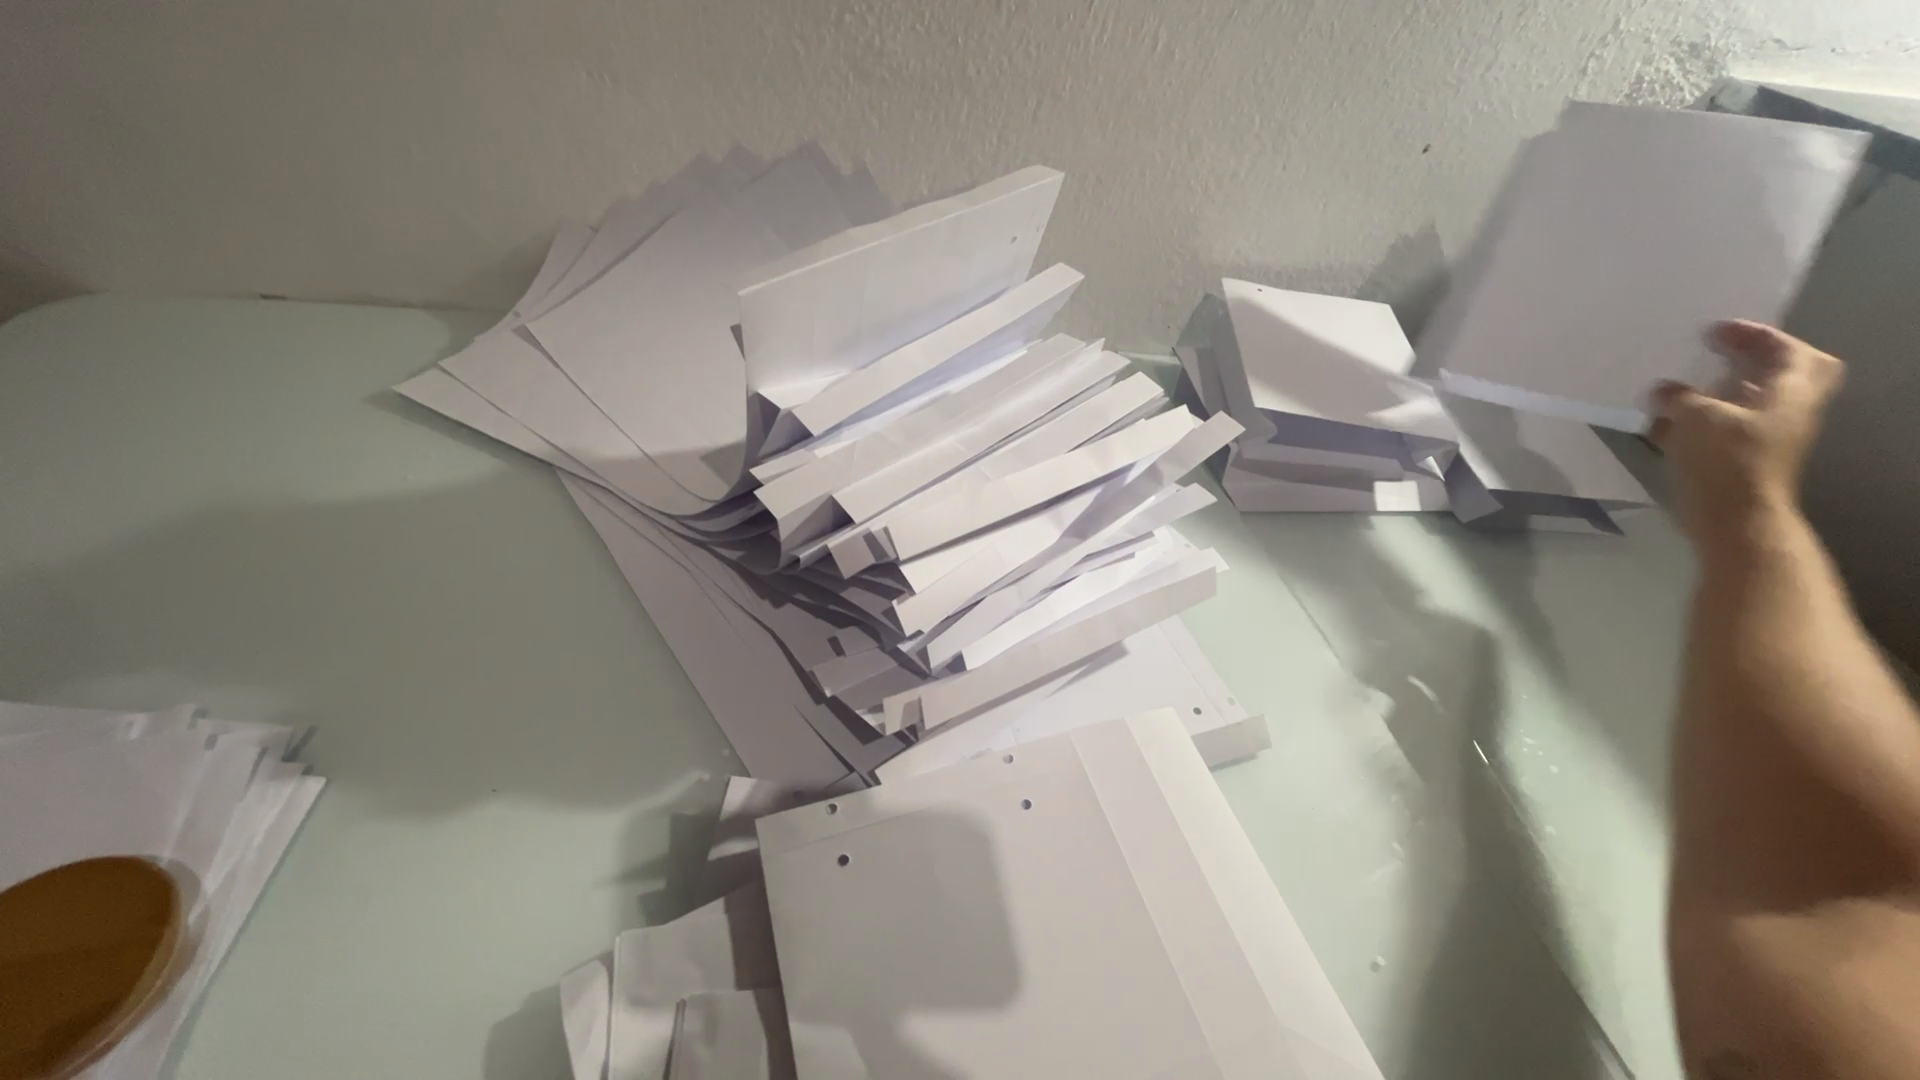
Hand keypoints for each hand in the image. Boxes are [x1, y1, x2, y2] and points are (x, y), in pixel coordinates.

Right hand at [1649, 321, 1843, 549]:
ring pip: (1745, 400)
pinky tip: (1662, 419)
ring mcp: (1763, 435)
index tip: (1715, 330)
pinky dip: (1696, 418)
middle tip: (1714, 352)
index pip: (1786, 351)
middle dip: (1750, 360)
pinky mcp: (1738, 457)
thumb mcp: (1697, 417)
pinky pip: (1719, 426)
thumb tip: (1663, 390)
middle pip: (1778, 374)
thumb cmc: (1725, 459)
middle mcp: (1785, 410)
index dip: (1755, 335)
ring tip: (1679, 383)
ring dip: (1716, 389)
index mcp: (1790, 392)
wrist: (1732, 517)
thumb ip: (1679, 397)